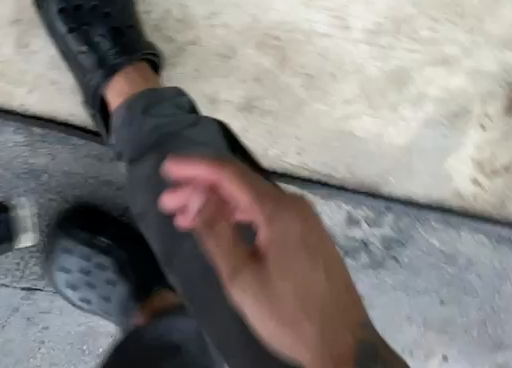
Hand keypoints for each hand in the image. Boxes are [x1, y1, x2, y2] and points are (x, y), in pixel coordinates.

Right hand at [158, 156, 402, 367]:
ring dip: (218, 204)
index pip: (229, 173)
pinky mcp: (306, 233)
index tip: (167, 168)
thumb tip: (196, 194)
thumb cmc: (289, 314)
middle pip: (239, 184)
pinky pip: (265, 212)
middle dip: (201, 188)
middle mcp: (291, 203)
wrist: (344, 343)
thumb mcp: (243, 279)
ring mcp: (302, 217)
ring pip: (252, 198)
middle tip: (167, 202)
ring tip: (184, 218)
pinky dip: (239, 215)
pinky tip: (221, 228)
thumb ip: (217, 233)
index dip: (195, 167)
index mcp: (277, 208)